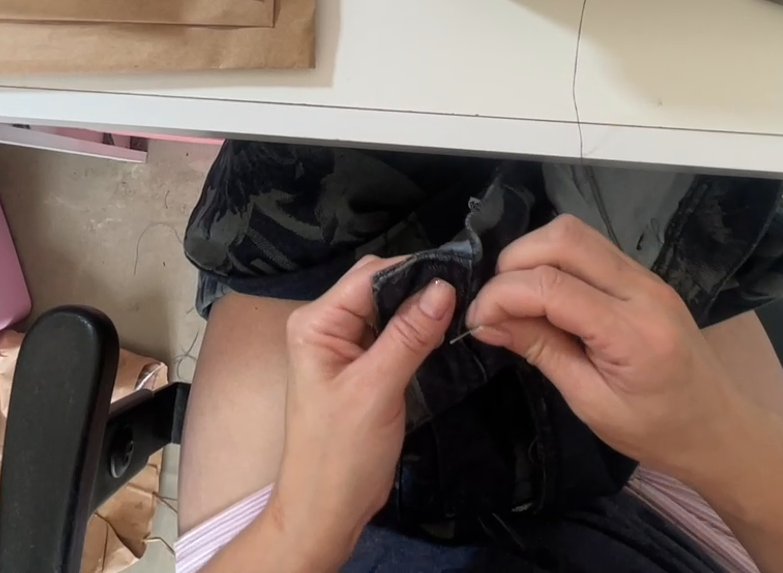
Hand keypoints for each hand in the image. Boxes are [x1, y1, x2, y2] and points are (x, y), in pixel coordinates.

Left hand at [267, 257, 454, 565]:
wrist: (325, 512)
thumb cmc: (342, 452)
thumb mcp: (377, 389)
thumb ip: (409, 335)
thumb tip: (444, 287)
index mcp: (316, 321)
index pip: (368, 276)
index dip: (411, 271)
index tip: (459, 272)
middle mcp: (324, 323)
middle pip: (376, 287)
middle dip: (417, 287)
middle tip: (466, 291)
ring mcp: (341, 345)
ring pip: (386, 309)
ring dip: (418, 309)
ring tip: (461, 306)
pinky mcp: (359, 365)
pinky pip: (389, 333)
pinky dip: (413, 331)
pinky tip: (441, 332)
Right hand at [464, 214, 754, 482]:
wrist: (726, 433)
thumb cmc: (660, 432)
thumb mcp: (591, 404)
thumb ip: (539, 350)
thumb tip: (484, 320)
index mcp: (633, 334)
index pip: (552, 287)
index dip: (502, 294)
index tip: (477, 318)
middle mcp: (642, 290)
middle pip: (563, 239)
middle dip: (514, 261)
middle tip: (496, 300)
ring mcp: (645, 276)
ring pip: (573, 231)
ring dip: (532, 252)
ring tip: (515, 292)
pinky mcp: (641, 274)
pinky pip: (587, 244)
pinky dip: (552, 256)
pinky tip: (542, 289)